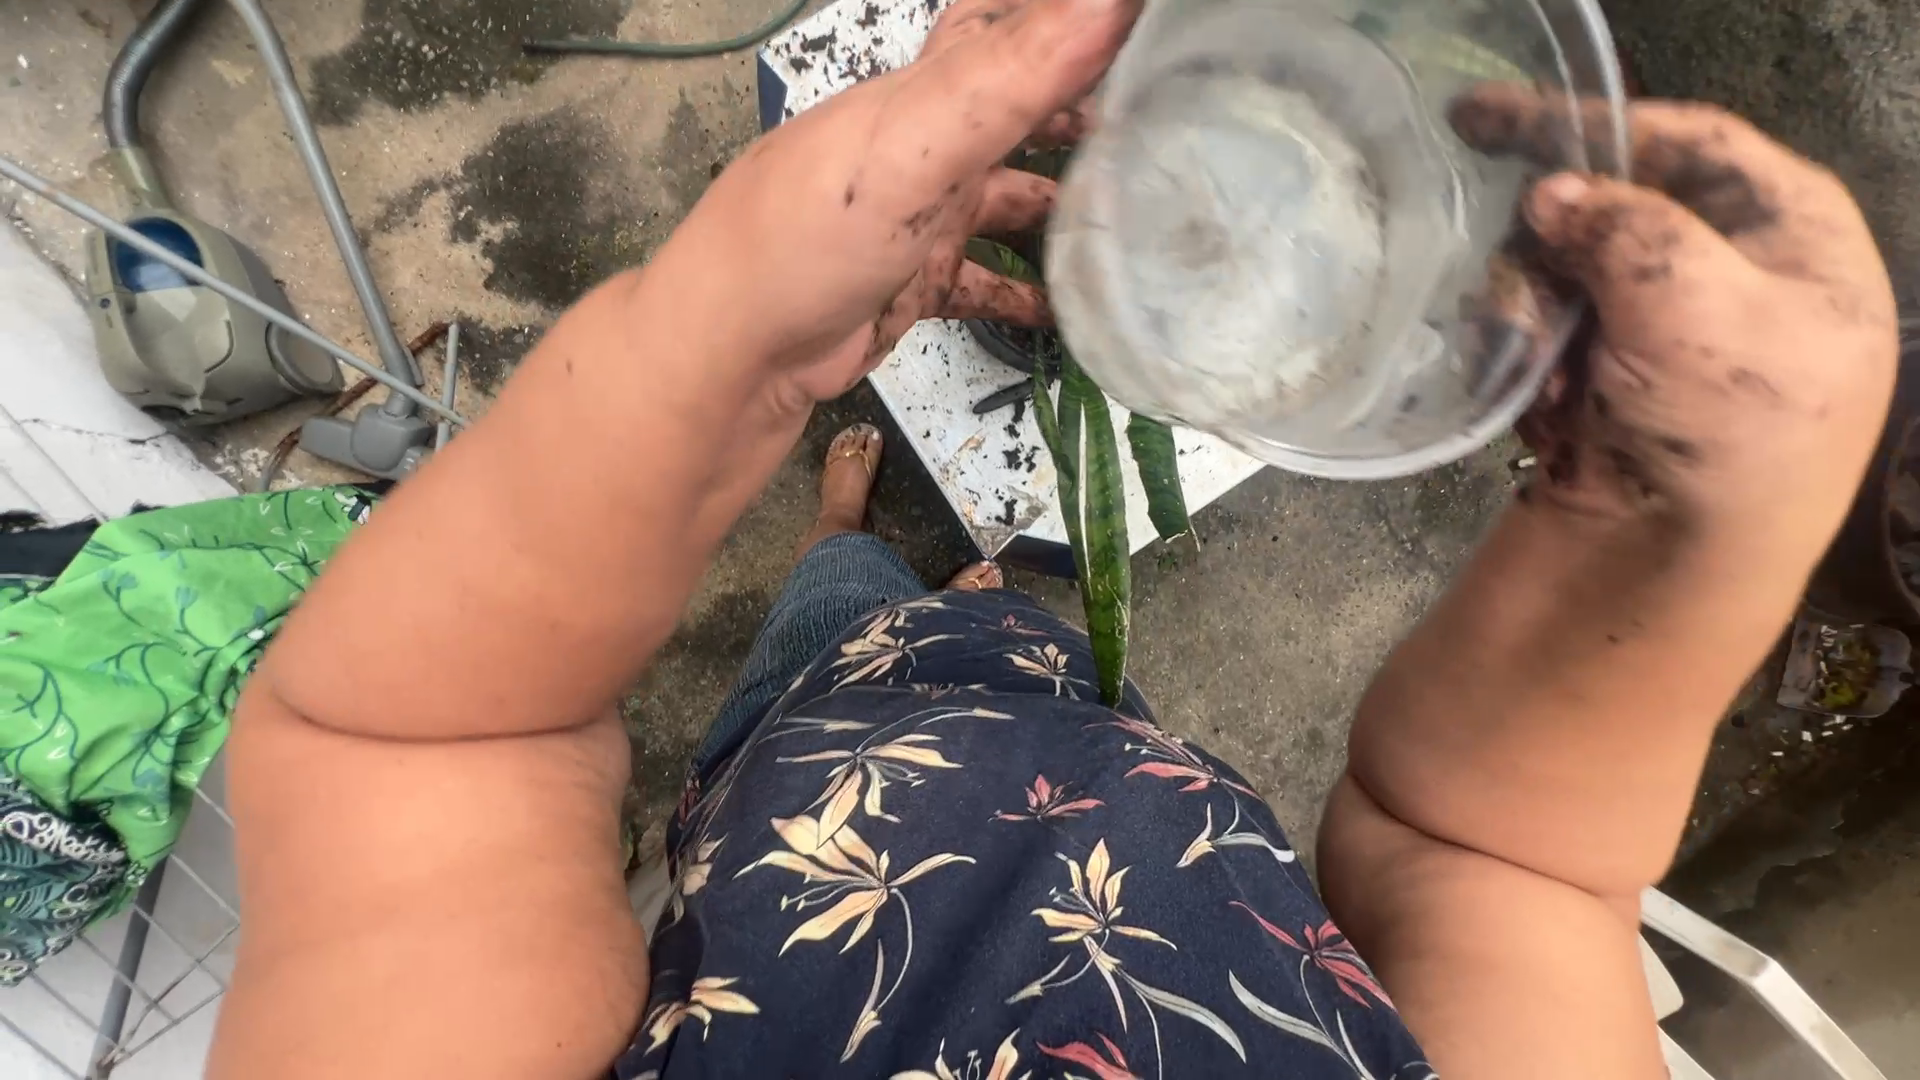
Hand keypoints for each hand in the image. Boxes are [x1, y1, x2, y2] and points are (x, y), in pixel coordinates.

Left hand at [642, 0, 1138, 409]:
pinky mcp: (917, 284)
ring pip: (1010, 204)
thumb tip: (1109, 3)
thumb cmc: (809, 239)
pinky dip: (1023, 294)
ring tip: (1129, 227)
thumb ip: (1004, 81)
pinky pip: (985, 281)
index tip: (1149, 33)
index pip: (1011, 26)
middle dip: (1086, 116)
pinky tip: (1064, 311)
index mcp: (924, 93)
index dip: (1073, 17)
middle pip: (1022, 115)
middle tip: (1161, 135)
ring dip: (1064, 214)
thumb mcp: (910, 148)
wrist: (741, 351)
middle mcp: (927, 147)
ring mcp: (922, 219)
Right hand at [1454, 88, 1899, 558]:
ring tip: (1548, 382)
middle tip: (1523, 311)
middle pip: (1595, 215)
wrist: (1674, 549)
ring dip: (1529, 325)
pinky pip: (1530, 338)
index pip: (1675, 140)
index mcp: (1779, 227)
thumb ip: (1629, 233)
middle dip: (1544, 258)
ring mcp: (1643, 326)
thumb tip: (1547, 196)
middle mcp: (1710, 266)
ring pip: (1550, 280)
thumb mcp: (1704, 310)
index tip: (1478, 119)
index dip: (1579, 121)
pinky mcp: (1589, 373)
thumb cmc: (1726, 425)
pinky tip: (1543, 405)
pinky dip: (1521, 365)